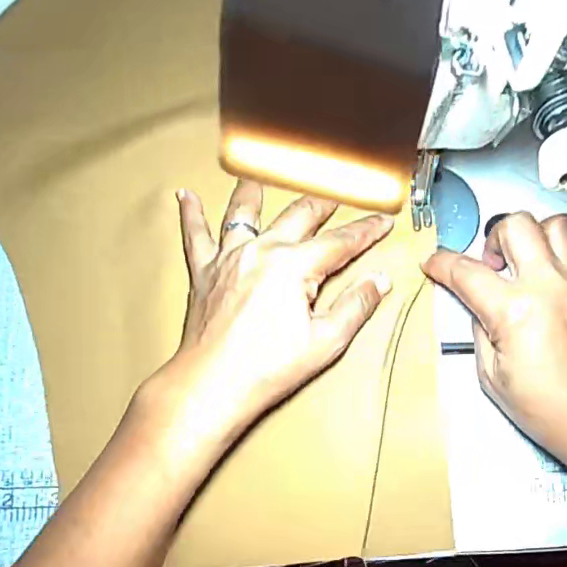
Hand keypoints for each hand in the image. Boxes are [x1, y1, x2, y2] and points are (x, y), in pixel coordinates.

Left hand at [142, 180, 393, 455]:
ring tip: (260, 180)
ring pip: (244, 214)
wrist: (212, 385)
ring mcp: (228, 259)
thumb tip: (379, 281)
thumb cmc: (264, 369)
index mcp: (293, 266)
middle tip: (334, 199)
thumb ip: (355, 306)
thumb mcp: (324, 342)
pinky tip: (185, 197)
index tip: (381, 223)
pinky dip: (190, 215)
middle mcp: (260, 252)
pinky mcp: (203, 274)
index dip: (366, 231)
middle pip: (298, 217)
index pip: (340, 242)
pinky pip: (195, 236)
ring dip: (256, 194)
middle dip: (321, 205)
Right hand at [422, 213, 566, 475]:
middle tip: (494, 265)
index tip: (434, 263)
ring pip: (559, 223)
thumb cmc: (546, 409)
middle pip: (515, 226)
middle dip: (494, 239)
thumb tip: (480, 306)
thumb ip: (481, 331)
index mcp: (514, 312)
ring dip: (537, 236)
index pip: (466, 272)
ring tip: (532, 260)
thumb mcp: (491, 377)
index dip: (442, 264)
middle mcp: (551, 285)